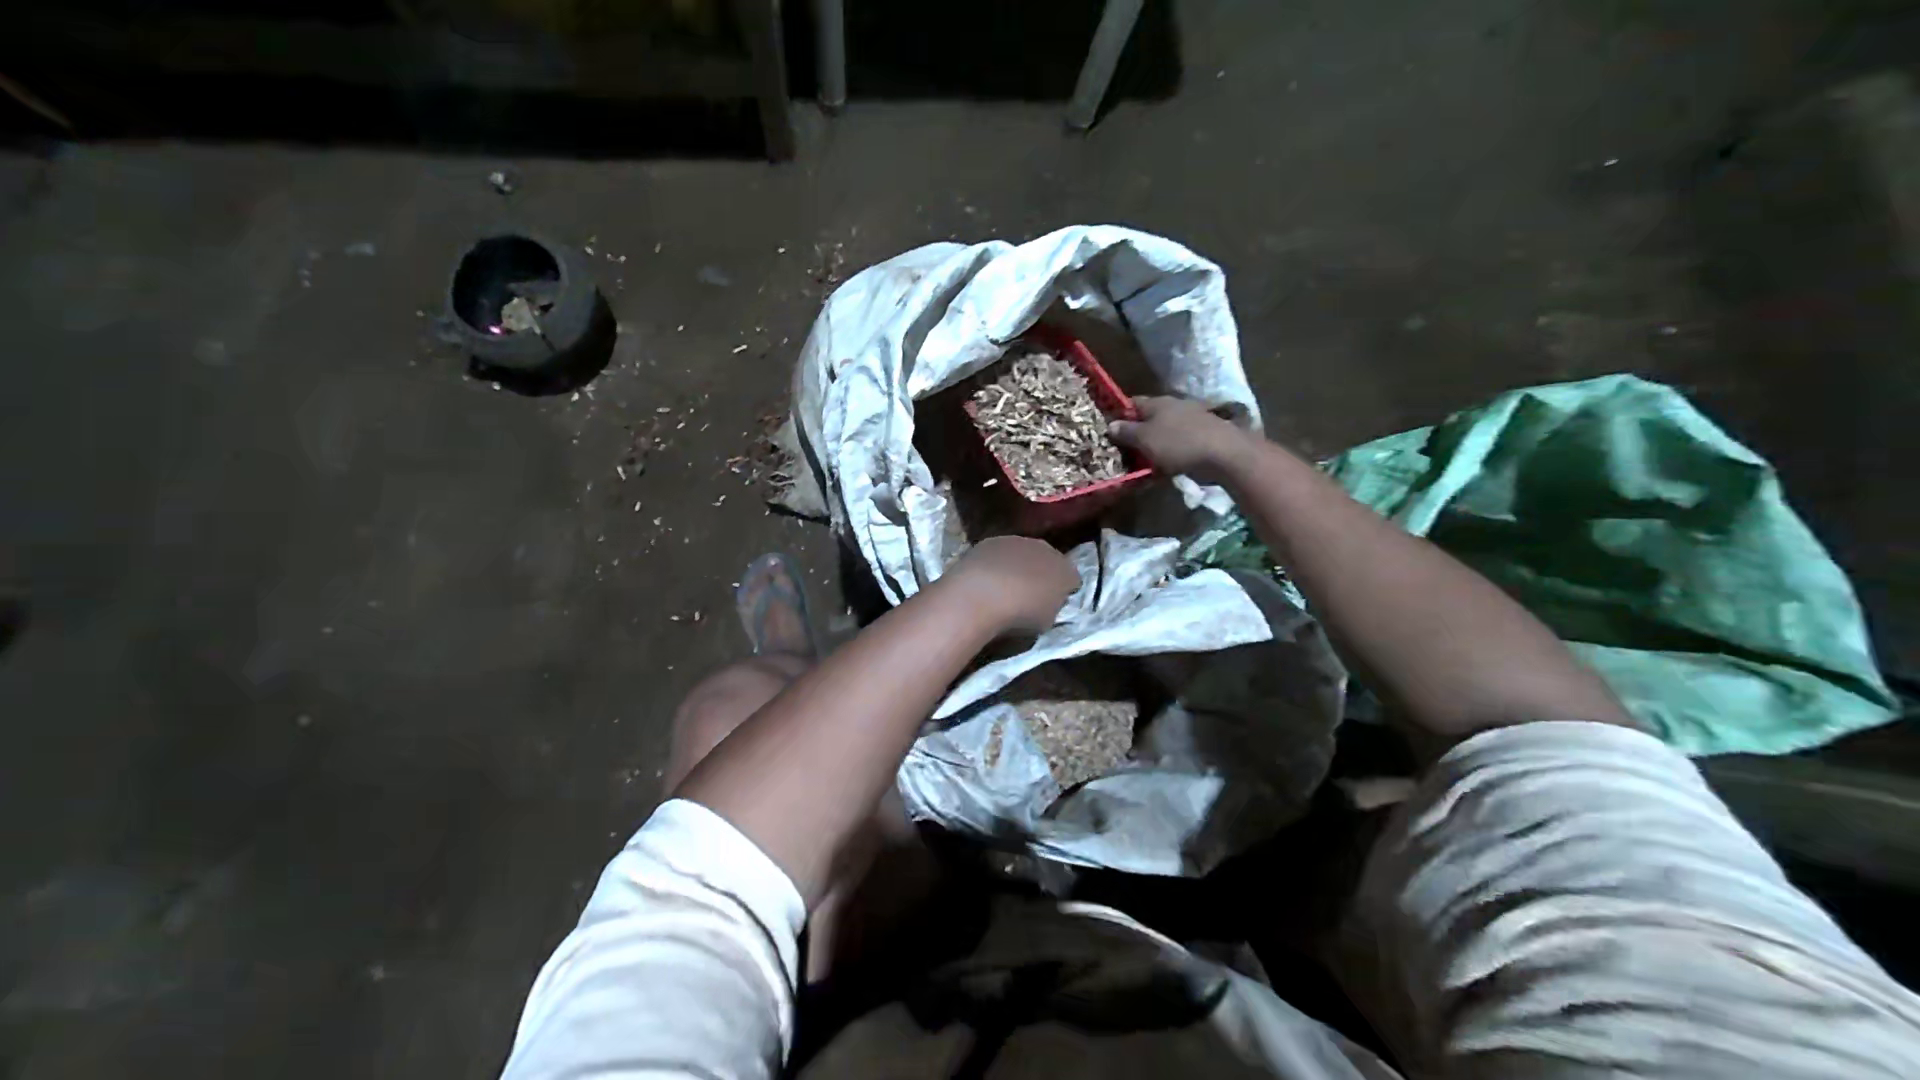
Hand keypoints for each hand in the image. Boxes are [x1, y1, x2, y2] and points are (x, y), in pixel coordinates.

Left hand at [945, 536, 1079, 632]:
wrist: (981, 595)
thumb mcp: (1046, 622)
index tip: (1054, 602)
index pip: (1072, 578)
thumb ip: (1051, 607)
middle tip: (1030, 592)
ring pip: (1023, 553)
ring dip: (1018, 565)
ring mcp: (1018, 541)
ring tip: (1004, 585)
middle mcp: (1046, 550)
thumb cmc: (1019, 616)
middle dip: (1042, 573)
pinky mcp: (991, 541)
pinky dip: (996, 563)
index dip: (1064, 590)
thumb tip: (1047, 602)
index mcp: (1065, 572)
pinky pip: (999, 552)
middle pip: (1048, 560)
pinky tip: (985, 578)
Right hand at [1107, 396, 1257, 485]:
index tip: (1111, 430)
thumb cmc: (1178, 444)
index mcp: (1157, 402)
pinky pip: (1180, 440)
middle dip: (1138, 429)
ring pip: (1166, 428)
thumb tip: (1111, 424)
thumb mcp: (1145, 439)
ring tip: (1146, 457)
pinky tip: (1168, 461)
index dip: (1120, 414)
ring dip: (1156, 440)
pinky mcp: (1205, 434)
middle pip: (1150, 415)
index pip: (1133, 402)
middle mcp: (1175, 405)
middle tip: (1126, 448)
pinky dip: (1172, 449)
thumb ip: (1127, 432)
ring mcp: (1193, 418)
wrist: (1224, 454)